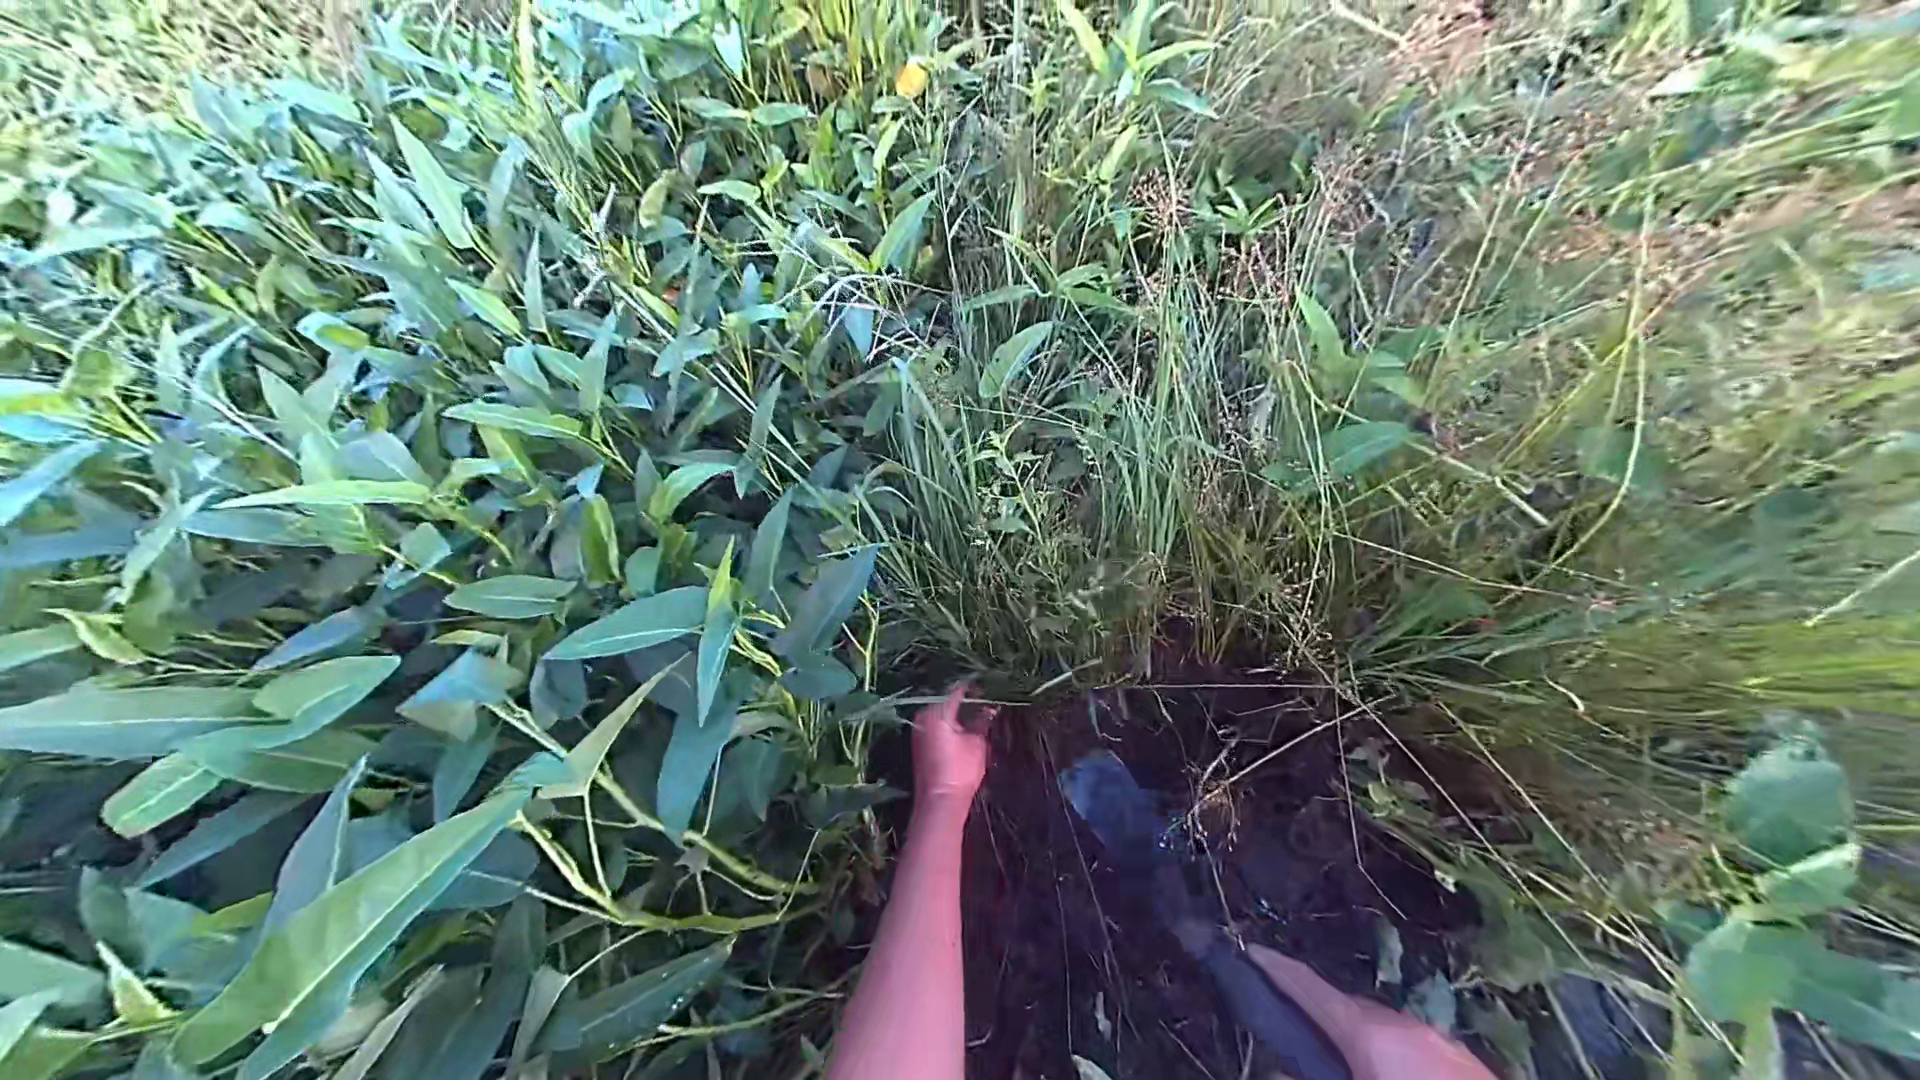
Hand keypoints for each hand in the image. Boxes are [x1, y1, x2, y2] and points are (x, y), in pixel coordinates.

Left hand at [911, 683, 992, 808]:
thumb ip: (982, 721)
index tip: (986, 686)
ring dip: (957, 712)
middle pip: (945, 700)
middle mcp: (923, 717)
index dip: (972, 687)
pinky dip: (949, 723)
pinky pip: (936, 724)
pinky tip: (964, 727)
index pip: (956, 690)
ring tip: (977, 713)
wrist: (939, 802)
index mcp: (936, 711)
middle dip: (964, 700)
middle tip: (984, 700)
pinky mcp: (920, 744)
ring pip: (940, 712)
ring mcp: (918, 730)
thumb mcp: (977, 743)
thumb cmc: (959, 771)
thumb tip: (990, 709)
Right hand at [1245, 946, 1493, 1079]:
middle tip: (1294, 1028)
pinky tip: (1392, 1077)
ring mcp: (1443, 1044)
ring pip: (1384, 1027)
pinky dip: (1393, 1056)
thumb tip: (1275, 1069)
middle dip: (1318, 1011)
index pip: (1307, 984)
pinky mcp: (1472, 1068)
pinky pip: (1417, 1049)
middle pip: (1346, 1005)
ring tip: (1344, 1062)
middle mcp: (1404, 1024)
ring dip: (1359, 1038)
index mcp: (1369, 1032)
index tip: (1247, 950)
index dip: (1273, 966)